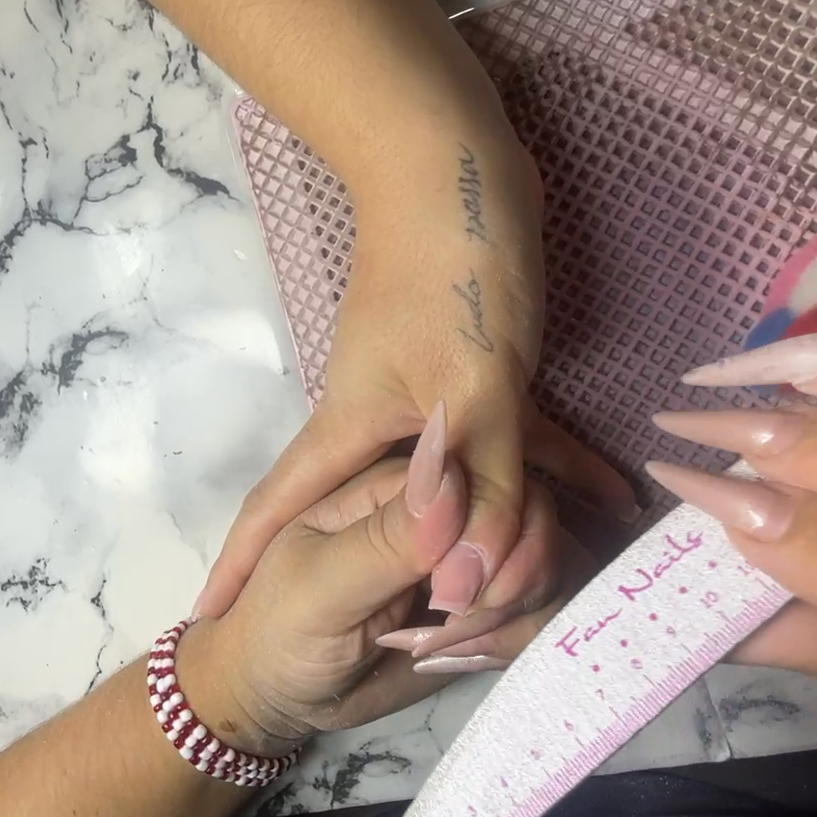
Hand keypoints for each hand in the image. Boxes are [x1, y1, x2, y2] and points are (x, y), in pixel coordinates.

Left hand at [181, 405, 589, 757]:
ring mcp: (471, 555)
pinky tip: (469, 656)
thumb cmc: (280, 630)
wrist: (283, 694)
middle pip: (532, 511)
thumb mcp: (319, 588)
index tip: (451, 596)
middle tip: (452, 628)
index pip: (480, 472)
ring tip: (445, 648)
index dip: (489, 531)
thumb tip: (449, 479)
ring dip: (514, 614)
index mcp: (397, 484)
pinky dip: (520, 635)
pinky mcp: (487, 603)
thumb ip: (382, 540)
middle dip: (509, 579)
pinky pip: (543, 604)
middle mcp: (444, 509)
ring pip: (548, 559)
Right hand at [199, 137, 633, 624]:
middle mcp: (381, 427)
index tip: (208, 616)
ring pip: (460, 490)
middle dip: (406, 579)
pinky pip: (511, 447)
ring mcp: (426, 404)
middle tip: (441, 643)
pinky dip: (554, 471)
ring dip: (502, 533)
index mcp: (351, 429)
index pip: (278, 506)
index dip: (240, 563)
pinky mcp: (473, 382)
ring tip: (542, 591)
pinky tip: (607, 498)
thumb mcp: (475, 386)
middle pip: (385, 520)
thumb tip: (462, 591)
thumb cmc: (452, 273)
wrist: (462, 173)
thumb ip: (476, 486)